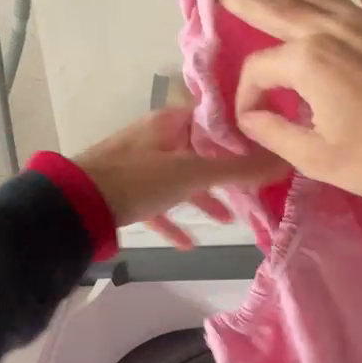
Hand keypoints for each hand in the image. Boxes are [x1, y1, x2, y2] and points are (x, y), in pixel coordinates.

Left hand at [74, 105, 286, 248]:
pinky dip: (174, 221)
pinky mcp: (125, 193)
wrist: (76, 204)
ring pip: (180, 181)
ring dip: (202, 200)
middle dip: (225, 172)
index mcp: (170, 122)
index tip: (266, 149)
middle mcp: (155, 139)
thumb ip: (238, 171)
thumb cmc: (136, 180)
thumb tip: (285, 161)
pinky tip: (188, 244)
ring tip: (228, 220)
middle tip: (252, 188)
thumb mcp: (191, 175)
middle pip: (199, 152)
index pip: (214, 119)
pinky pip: (157, 206)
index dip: (240, 133)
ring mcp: (138, 166)